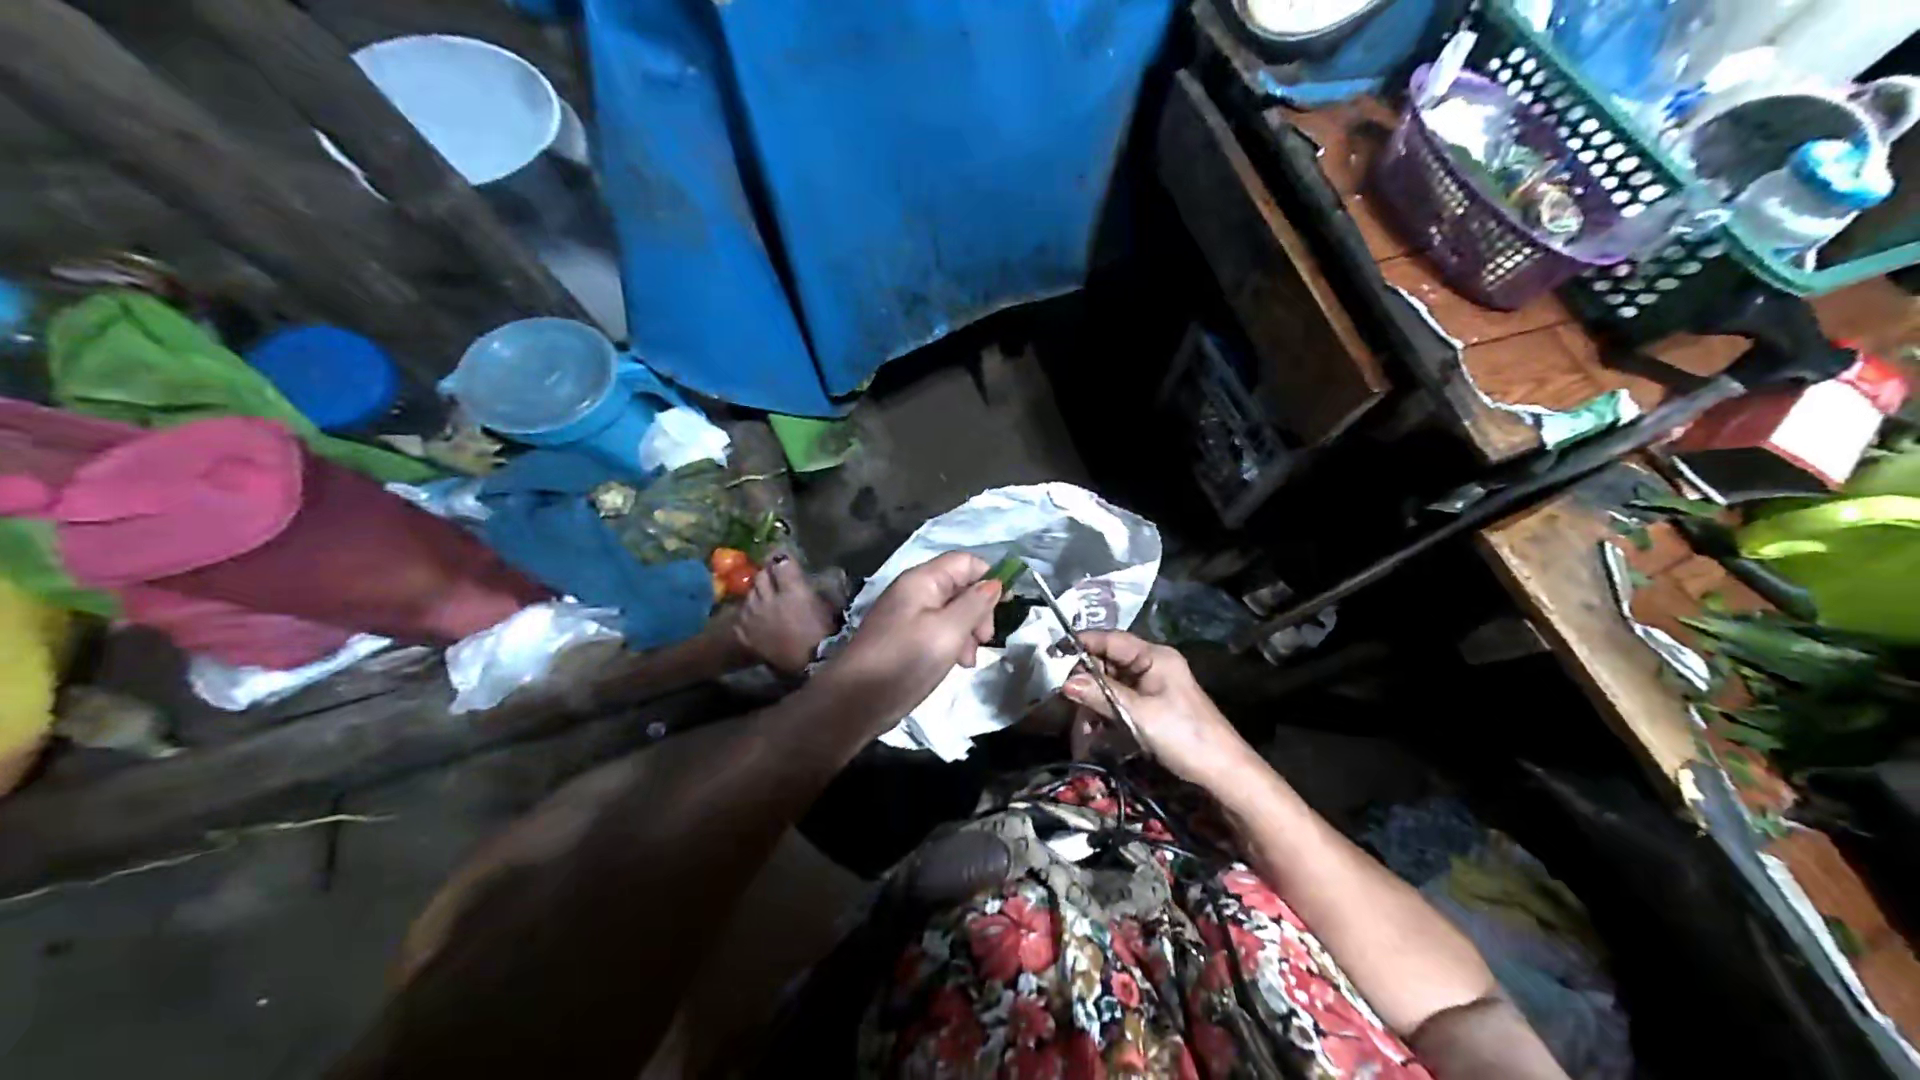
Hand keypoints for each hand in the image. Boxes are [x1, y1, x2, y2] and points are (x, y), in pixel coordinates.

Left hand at [816, 552, 1002, 732]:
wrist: (856, 700)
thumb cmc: (905, 660)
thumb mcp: (948, 631)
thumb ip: (974, 604)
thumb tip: (995, 582)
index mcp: (922, 580)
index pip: (966, 562)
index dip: (988, 578)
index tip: (1004, 608)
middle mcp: (914, 591)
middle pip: (960, 586)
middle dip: (979, 611)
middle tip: (983, 641)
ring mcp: (908, 615)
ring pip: (952, 611)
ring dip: (968, 632)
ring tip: (967, 660)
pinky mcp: (905, 638)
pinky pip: (938, 630)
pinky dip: (952, 644)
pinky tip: (956, 664)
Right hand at [1062, 631, 1259, 789]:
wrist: (1224, 772)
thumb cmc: (1184, 736)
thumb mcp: (1138, 715)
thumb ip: (1101, 695)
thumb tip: (1064, 682)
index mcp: (1155, 657)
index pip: (1111, 639)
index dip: (1083, 642)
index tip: (1054, 651)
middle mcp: (1152, 665)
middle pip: (1109, 661)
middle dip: (1086, 680)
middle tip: (1065, 698)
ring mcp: (1153, 686)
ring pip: (1111, 684)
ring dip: (1094, 702)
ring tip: (1081, 726)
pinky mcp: (1152, 707)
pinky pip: (1120, 701)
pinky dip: (1106, 714)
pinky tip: (1094, 732)